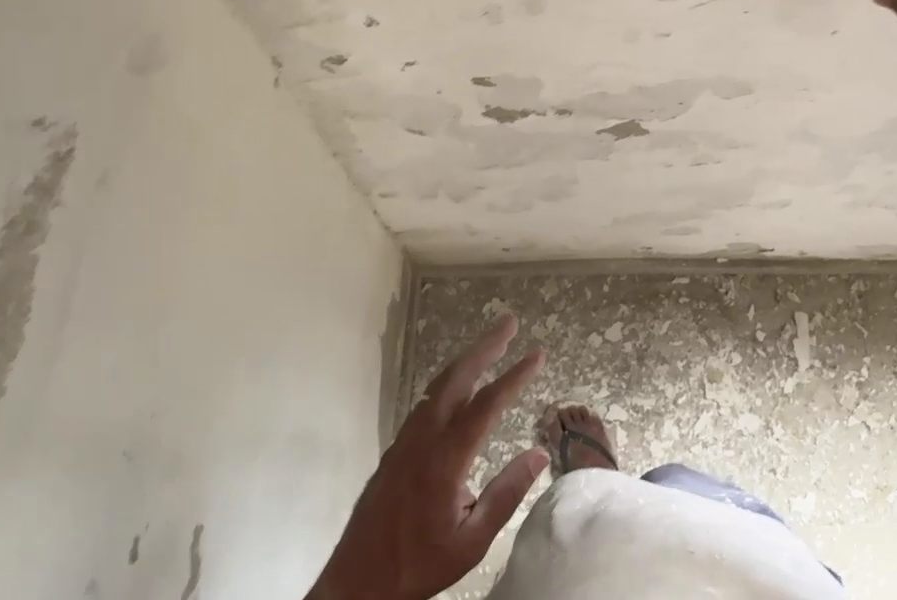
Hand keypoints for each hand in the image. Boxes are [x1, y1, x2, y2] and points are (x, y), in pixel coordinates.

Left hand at [306, 316, 547, 599]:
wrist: (358, 581)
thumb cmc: (419, 564)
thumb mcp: (472, 541)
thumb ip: (506, 494)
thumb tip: (539, 454)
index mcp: (445, 459)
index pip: (486, 405)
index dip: (515, 376)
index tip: (538, 355)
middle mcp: (423, 439)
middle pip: (456, 378)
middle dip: (485, 346)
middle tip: (510, 322)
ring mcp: (405, 441)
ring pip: (437, 386)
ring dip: (466, 360)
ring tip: (490, 344)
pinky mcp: (395, 450)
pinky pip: (426, 402)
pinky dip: (448, 381)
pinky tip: (458, 385)